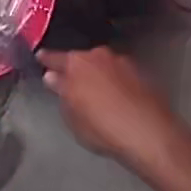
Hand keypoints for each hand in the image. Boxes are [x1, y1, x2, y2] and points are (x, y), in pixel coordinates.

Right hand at [38, 47, 184, 165]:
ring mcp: (120, 61)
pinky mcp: (140, 72)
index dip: (45, 58)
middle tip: (73, 84)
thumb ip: (61, 94)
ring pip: (101, 64)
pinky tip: (118, 98)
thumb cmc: (104, 129)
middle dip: (75, 69)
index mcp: (75, 63)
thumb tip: (53, 78)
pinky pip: (119, 73)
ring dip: (97, 74)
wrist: (151, 135)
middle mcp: (97, 54)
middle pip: (80, 59)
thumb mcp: (73, 118)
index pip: (54, 57)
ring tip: (98, 93)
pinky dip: (115, 81)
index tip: (39, 57)